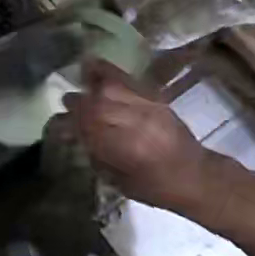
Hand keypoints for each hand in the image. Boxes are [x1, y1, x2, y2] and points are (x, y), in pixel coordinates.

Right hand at [64, 59, 210, 206]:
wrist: (196, 176)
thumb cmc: (155, 187)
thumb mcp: (118, 180)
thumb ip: (96, 155)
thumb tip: (76, 136)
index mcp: (125, 148)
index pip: (88, 126)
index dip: (70, 122)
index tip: (58, 123)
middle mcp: (135, 123)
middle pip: (98, 103)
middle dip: (79, 101)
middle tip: (67, 101)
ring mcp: (147, 108)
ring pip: (113, 86)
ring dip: (93, 81)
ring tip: (80, 75)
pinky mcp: (156, 98)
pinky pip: (129, 80)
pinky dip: (111, 72)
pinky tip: (98, 68)